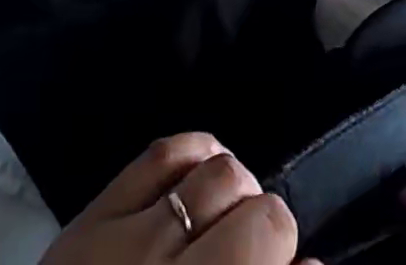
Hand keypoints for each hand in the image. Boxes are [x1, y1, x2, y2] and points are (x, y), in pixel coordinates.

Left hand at [41, 133, 300, 264]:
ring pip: (221, 175)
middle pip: (261, 218)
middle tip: (256, 248)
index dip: (296, 259)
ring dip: (238, 192)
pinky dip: (195, 153)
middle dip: (273, 229)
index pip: (273, 246)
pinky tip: (200, 176)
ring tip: (226, 215)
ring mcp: (127, 241)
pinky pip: (164, 152)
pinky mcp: (93, 216)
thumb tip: (312, 264)